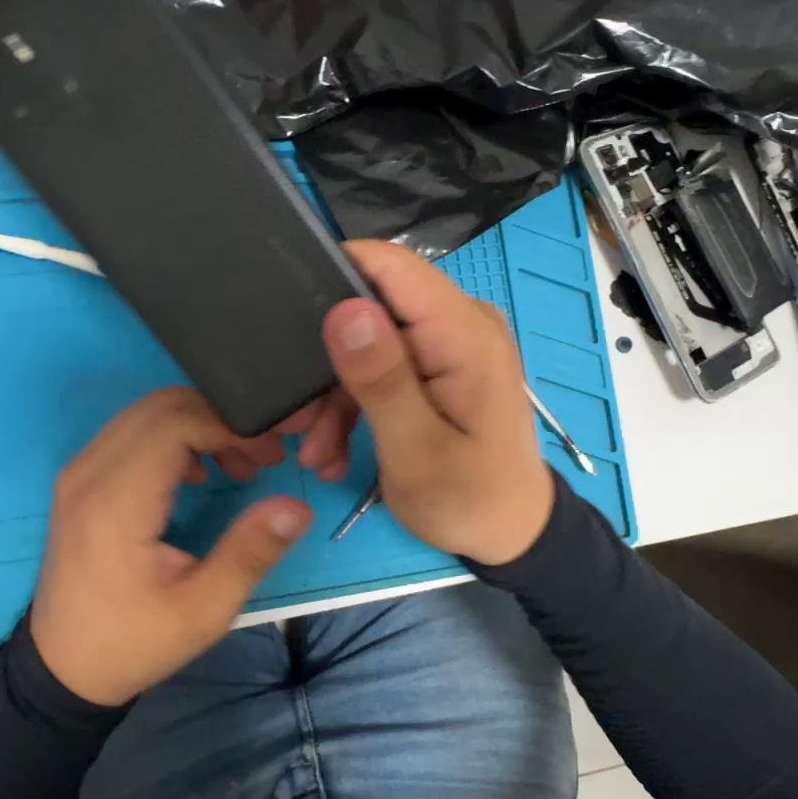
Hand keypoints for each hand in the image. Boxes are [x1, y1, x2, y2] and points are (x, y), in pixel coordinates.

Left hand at [29, 388, 312, 705]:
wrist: (63, 670)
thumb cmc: (134, 642)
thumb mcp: (204, 610)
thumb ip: (249, 553)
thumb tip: (297, 507)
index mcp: (115, 502)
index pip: (177, 422)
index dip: (231, 424)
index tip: (271, 454)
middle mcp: (89, 472)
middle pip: (163, 405)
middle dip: (221, 418)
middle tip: (263, 456)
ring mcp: (79, 471)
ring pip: (148, 412)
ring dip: (200, 425)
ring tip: (239, 466)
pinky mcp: (81, 479)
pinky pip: (133, 432)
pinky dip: (175, 437)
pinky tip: (200, 475)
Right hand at [291, 240, 553, 564]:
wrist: (510, 532)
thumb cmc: (470, 501)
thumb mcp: (416, 452)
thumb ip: (382, 380)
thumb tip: (345, 309)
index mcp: (464, 334)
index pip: (390, 265)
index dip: (335, 276)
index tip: (287, 319)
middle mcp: (460, 323)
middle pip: (373, 304)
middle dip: (327, 354)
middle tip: (297, 417)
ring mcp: (450, 344)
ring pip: (369, 341)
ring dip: (335, 393)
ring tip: (317, 451)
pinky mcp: (439, 366)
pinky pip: (384, 364)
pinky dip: (356, 402)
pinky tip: (336, 449)